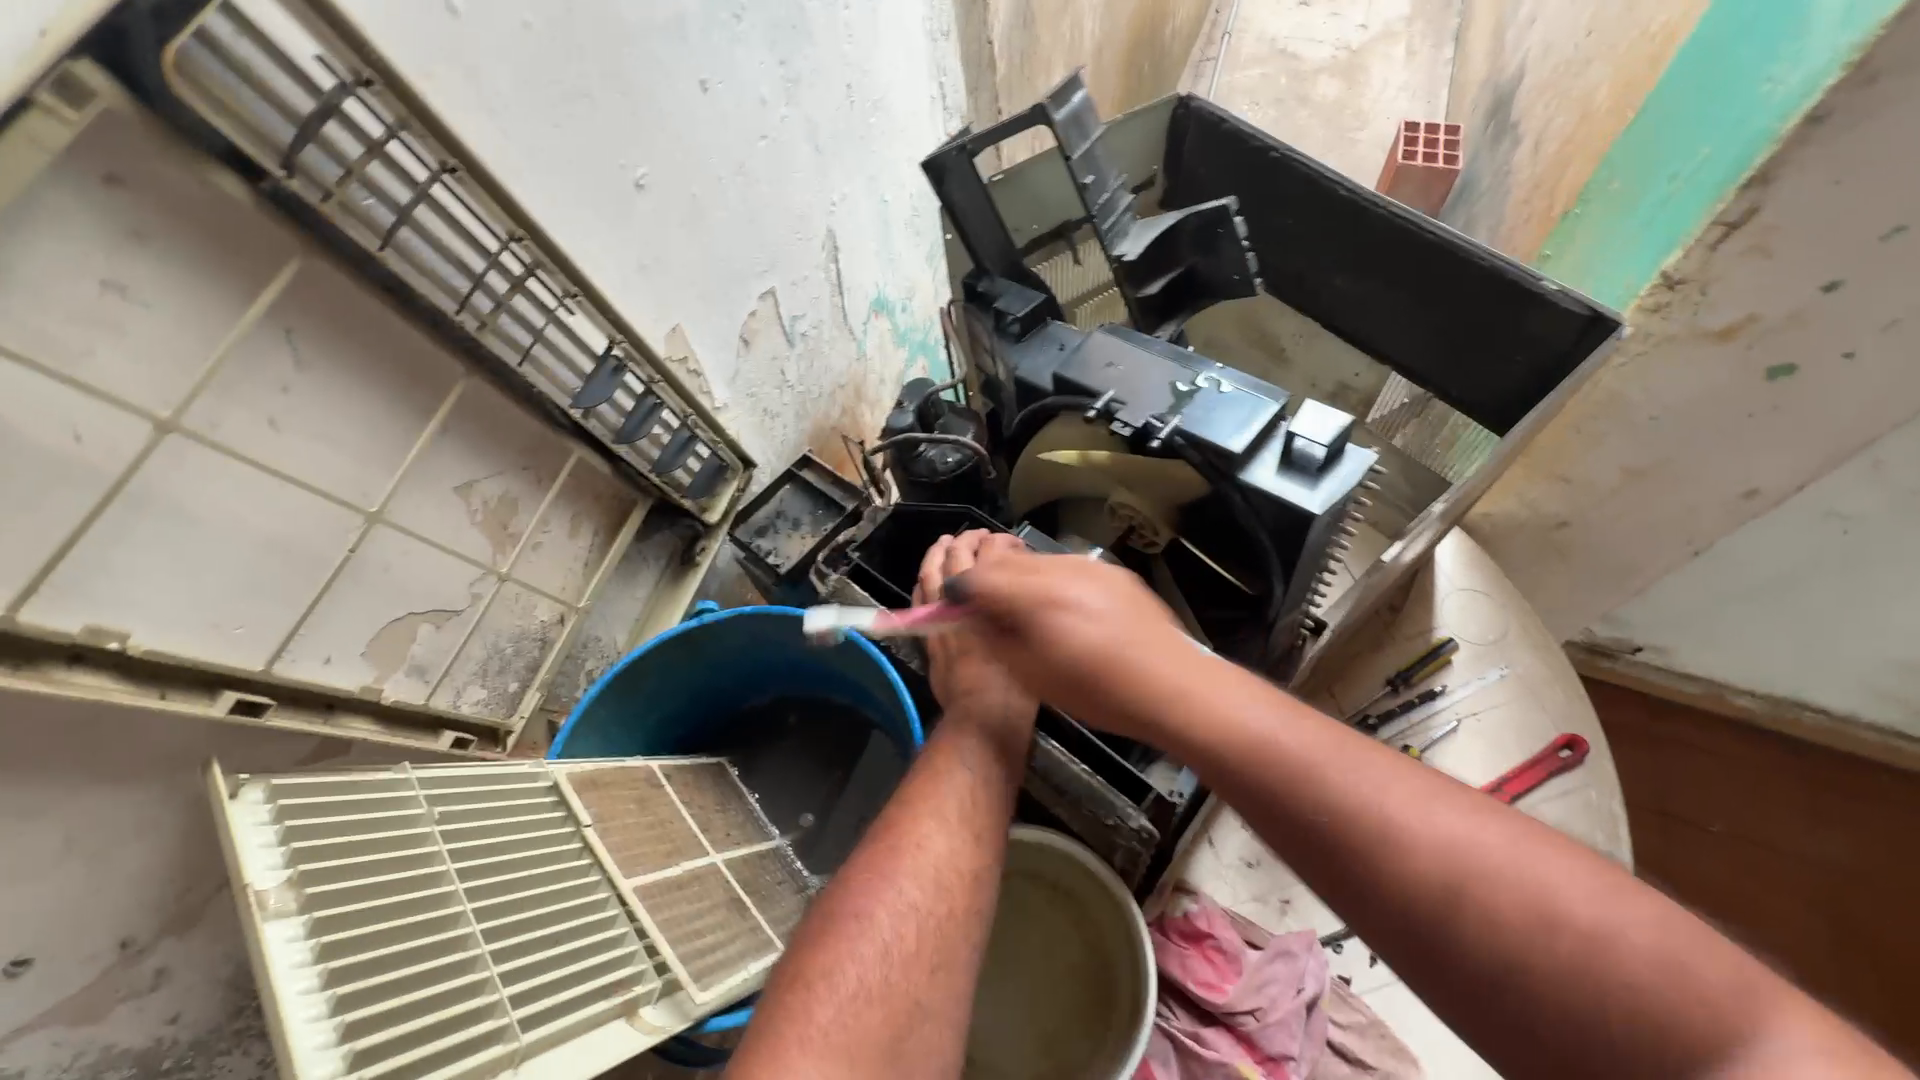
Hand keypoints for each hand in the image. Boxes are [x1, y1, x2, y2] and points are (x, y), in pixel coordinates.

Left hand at [915, 531, 1038, 746]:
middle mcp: (962, 602)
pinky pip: (919, 599)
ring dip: (938, 553)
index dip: (1000, 544)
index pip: (992, 556)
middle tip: (980, 535)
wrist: (982, 717)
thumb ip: (1022, 615)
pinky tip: (926, 577)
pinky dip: (923, 582)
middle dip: (969, 541)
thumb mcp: (1031, 643)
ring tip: (946, 542)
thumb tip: (1021, 597)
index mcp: (993, 600)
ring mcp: (939, 617)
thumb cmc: (1016, 687)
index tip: (1010, 545)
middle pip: (958, 558)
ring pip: (930, 573)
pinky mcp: (928, 635)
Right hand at [938, 531, 1195, 738]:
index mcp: (1039, 598)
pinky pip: (1065, 568)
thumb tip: (971, 616)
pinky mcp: (1113, 572)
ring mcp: (1091, 567)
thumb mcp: (1033, 675)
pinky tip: (1058, 611)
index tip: (953, 607)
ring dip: (1017, 580)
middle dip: (986, 580)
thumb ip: (995, 637)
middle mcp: (1062, 570)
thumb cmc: (1101, 694)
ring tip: (1022, 613)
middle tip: (983, 609)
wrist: (1175, 688)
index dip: (958, 591)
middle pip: (1004, 561)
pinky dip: (1049, 582)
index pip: (978, 577)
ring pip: (1035, 561)